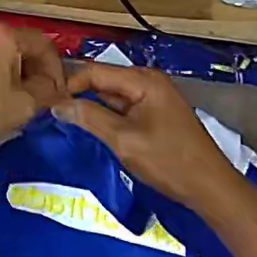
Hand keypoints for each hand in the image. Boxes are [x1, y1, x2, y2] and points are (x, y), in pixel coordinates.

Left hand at [0, 25, 67, 174]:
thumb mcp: (25, 105)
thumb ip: (47, 92)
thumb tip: (54, 89)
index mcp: (4, 35)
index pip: (44, 44)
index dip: (56, 69)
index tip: (59, 92)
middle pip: (21, 45)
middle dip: (36, 70)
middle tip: (41, 96)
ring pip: (1, 53)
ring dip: (16, 73)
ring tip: (18, 99)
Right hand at [56, 63, 247, 214]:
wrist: (210, 185)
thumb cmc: (169, 161)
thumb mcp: (124, 141)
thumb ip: (90, 118)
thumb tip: (57, 105)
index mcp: (143, 80)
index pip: (95, 70)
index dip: (69, 84)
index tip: (46, 104)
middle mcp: (149, 80)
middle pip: (104, 80)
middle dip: (79, 94)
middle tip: (52, 113)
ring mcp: (154, 96)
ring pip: (113, 95)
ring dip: (92, 106)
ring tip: (67, 122)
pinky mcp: (156, 112)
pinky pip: (125, 107)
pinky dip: (108, 115)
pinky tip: (94, 129)